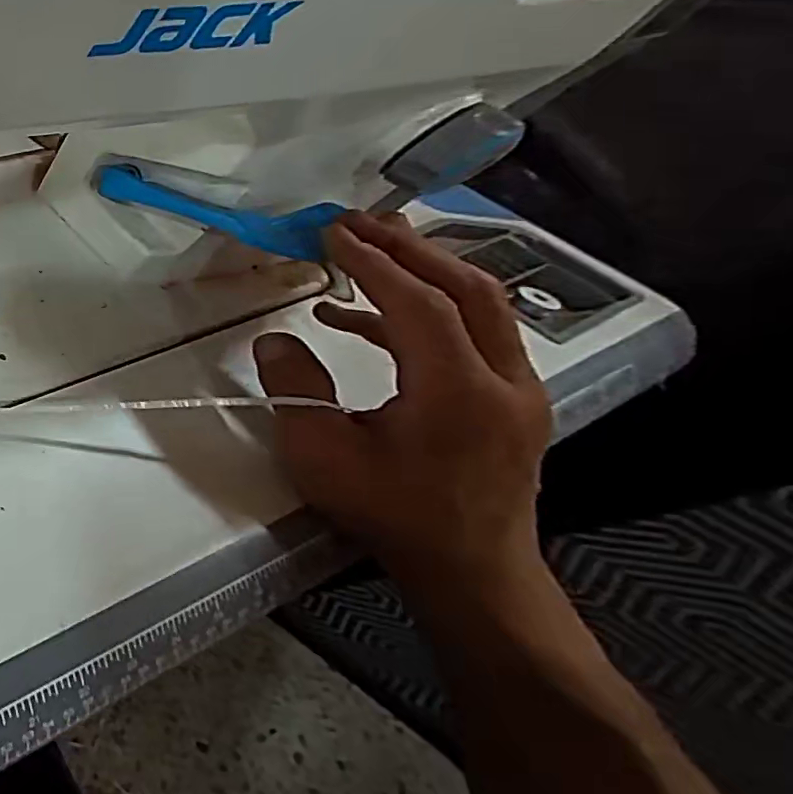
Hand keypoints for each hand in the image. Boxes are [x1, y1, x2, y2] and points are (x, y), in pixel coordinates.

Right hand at [253, 212, 551, 584]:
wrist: (470, 571)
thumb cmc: (391, 513)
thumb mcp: (322, 454)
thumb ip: (296, 388)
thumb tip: (275, 340)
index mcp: (458, 391)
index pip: (419, 303)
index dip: (374, 261)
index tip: (333, 231)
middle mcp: (503, 379)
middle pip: (467, 289)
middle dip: (410, 247)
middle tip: (359, 222)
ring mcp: (517, 390)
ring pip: (481, 306)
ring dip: (423, 272)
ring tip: (366, 254)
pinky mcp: (512, 401)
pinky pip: (472, 335)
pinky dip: (423, 314)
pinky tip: (362, 319)